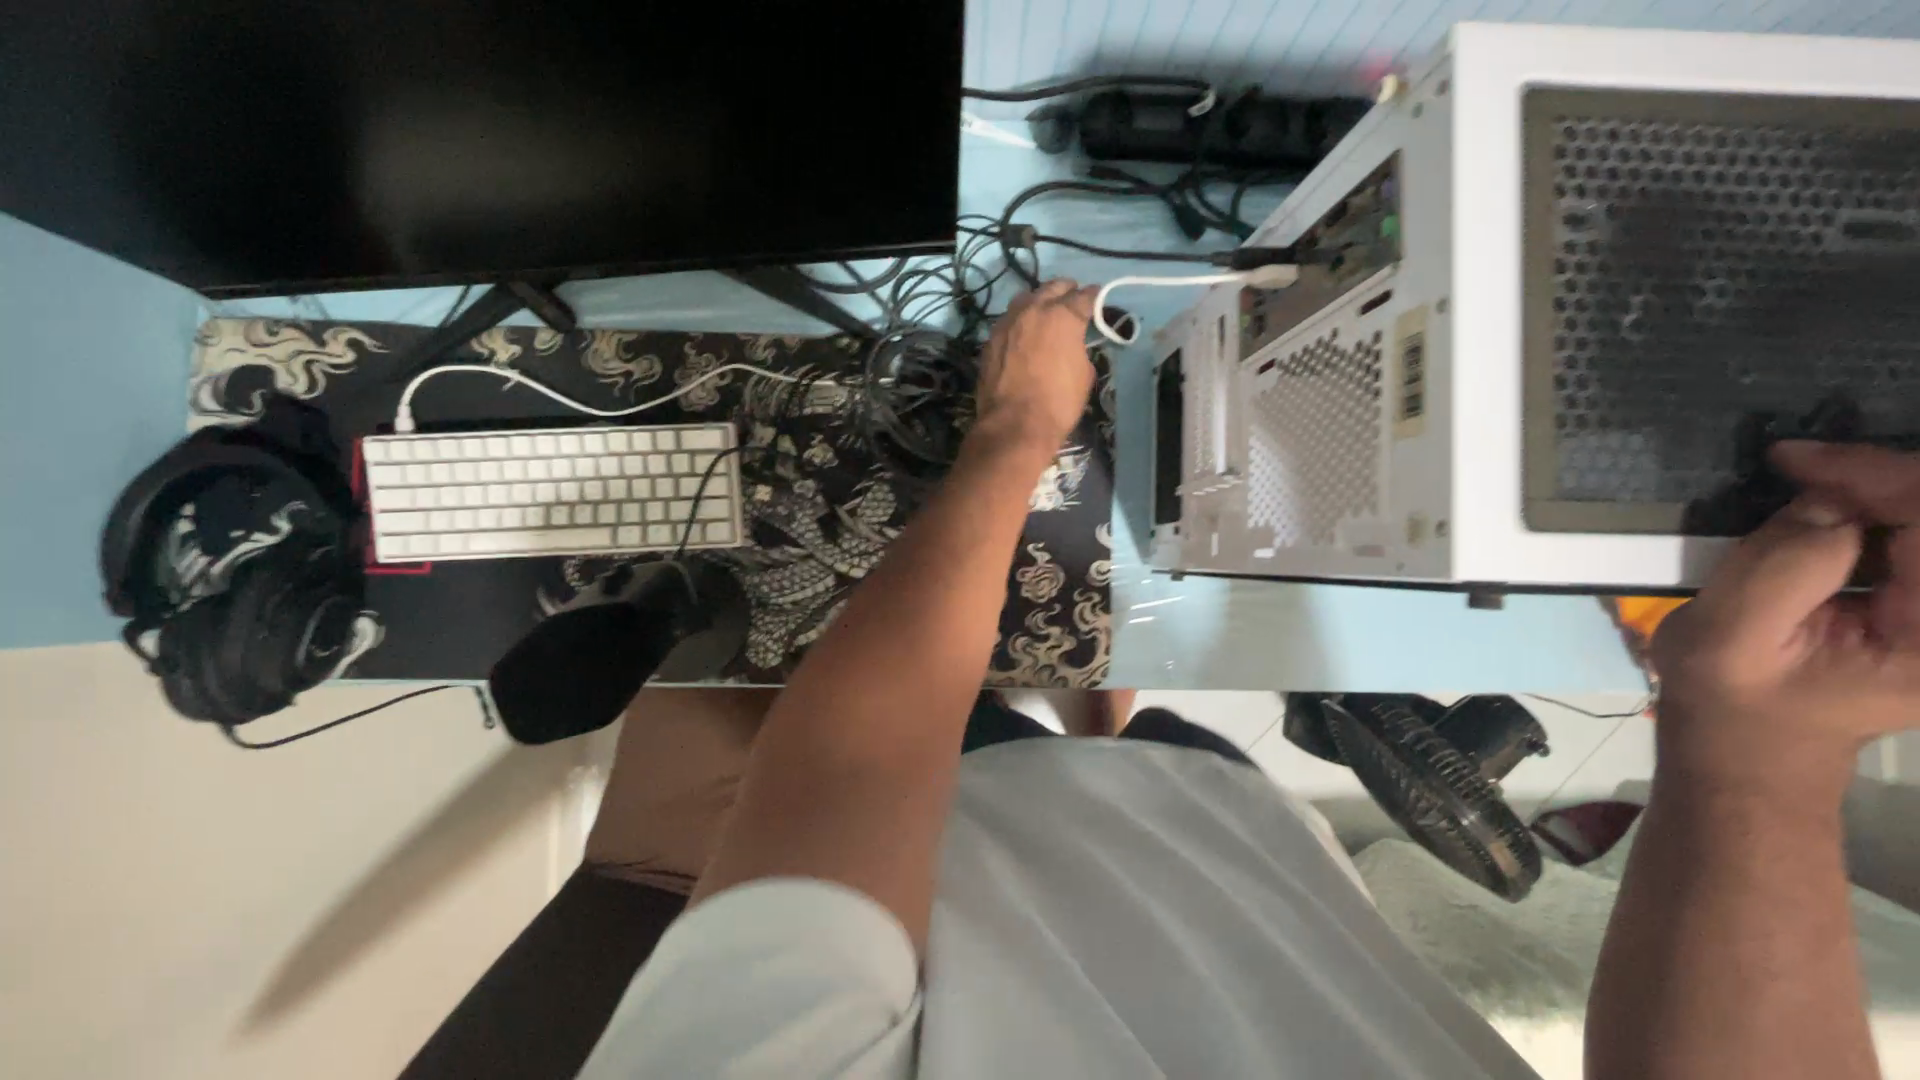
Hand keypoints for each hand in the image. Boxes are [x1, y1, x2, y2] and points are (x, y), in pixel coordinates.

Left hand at [969, 279, 1098, 458]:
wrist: (1014, 425)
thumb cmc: (1058, 403)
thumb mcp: (1084, 375)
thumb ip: (1079, 349)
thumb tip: (1072, 345)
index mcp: (1062, 316)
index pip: (1083, 297)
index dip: (1093, 297)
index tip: (1097, 297)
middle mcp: (1033, 310)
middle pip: (1052, 288)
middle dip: (1065, 290)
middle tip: (1072, 295)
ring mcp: (1007, 323)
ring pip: (1025, 299)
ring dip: (1038, 300)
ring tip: (1045, 309)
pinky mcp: (990, 340)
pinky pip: (1008, 321)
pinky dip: (1020, 321)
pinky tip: (1024, 331)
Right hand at [1652, 441, 1919, 796]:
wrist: (1749, 746)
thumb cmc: (1731, 703)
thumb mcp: (1729, 638)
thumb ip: (1782, 567)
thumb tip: (1826, 503)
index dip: (1879, 476)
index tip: (1793, 458)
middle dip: (1886, 478)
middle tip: (1802, 468)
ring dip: (1888, 490)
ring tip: (1814, 479)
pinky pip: (1919, 531)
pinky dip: (1888, 505)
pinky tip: (1838, 502)